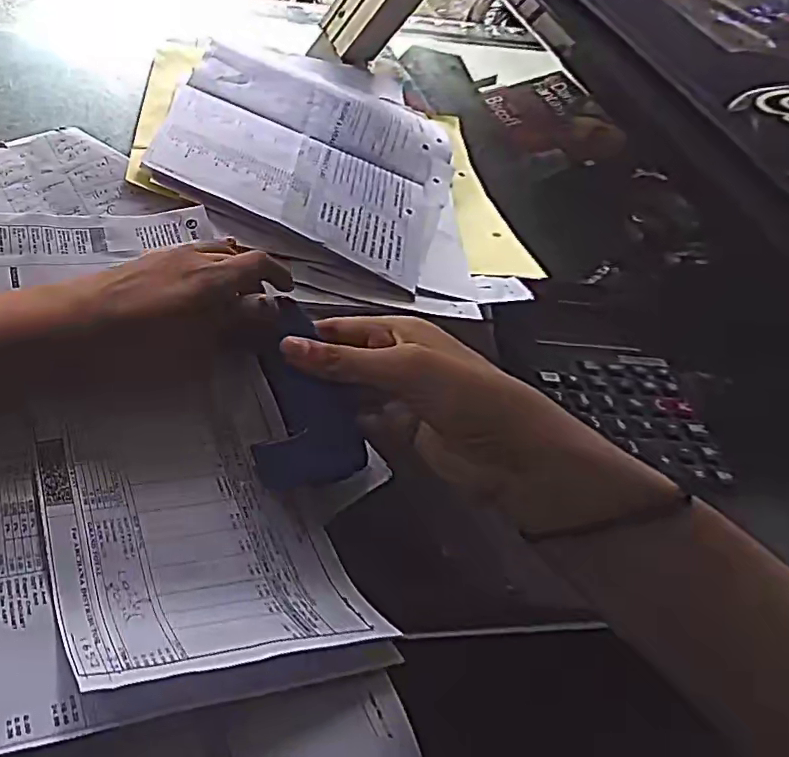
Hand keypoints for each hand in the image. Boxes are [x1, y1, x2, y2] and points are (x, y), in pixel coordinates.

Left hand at [60, 241, 291, 358]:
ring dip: (224, 270)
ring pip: (207, 253)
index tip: (286, 291)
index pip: (259, 263)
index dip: (278, 275)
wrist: (70, 325)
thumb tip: (263, 313)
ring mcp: (163, 255)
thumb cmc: (135, 346)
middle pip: (234, 253)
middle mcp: (191, 256)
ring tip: (223, 301)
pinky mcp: (141, 262)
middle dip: (251, 274)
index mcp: (211, 276)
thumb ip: (232, 328)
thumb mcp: (194, 347)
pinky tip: (187, 298)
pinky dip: (200, 271)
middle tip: (255, 302)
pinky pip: (184, 258)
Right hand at [280, 316, 680, 536]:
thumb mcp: (402, 368)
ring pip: (345, 388)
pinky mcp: (398, 429)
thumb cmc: (474, 397)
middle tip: (266, 372)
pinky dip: (336, 420)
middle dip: (308, 364)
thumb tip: (291, 346)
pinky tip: (311, 421)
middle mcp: (395, 359)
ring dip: (319, 392)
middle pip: (340, 357)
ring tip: (278, 396)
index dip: (307, 334)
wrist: (521, 461)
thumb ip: (343, 361)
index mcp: (399, 332)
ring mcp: (396, 395)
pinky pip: (357, 419)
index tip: (268, 341)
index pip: (341, 327)